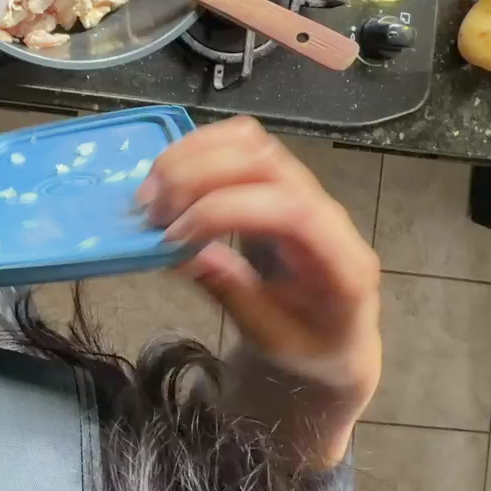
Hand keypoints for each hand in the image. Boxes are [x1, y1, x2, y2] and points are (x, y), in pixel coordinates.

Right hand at [139, 117, 380, 459]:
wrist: (328, 343)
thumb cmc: (305, 349)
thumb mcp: (269, 338)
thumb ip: (233, 293)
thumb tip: (181, 254)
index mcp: (340, 260)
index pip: (290, 210)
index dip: (223, 212)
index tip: (174, 238)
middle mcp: (324, 212)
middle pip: (263, 161)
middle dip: (195, 176)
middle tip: (150, 212)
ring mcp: (299, 189)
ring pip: (246, 141)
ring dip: (188, 157)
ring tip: (151, 194)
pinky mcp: (271, 181)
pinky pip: (233, 143)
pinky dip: (191, 152)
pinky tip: (165, 182)